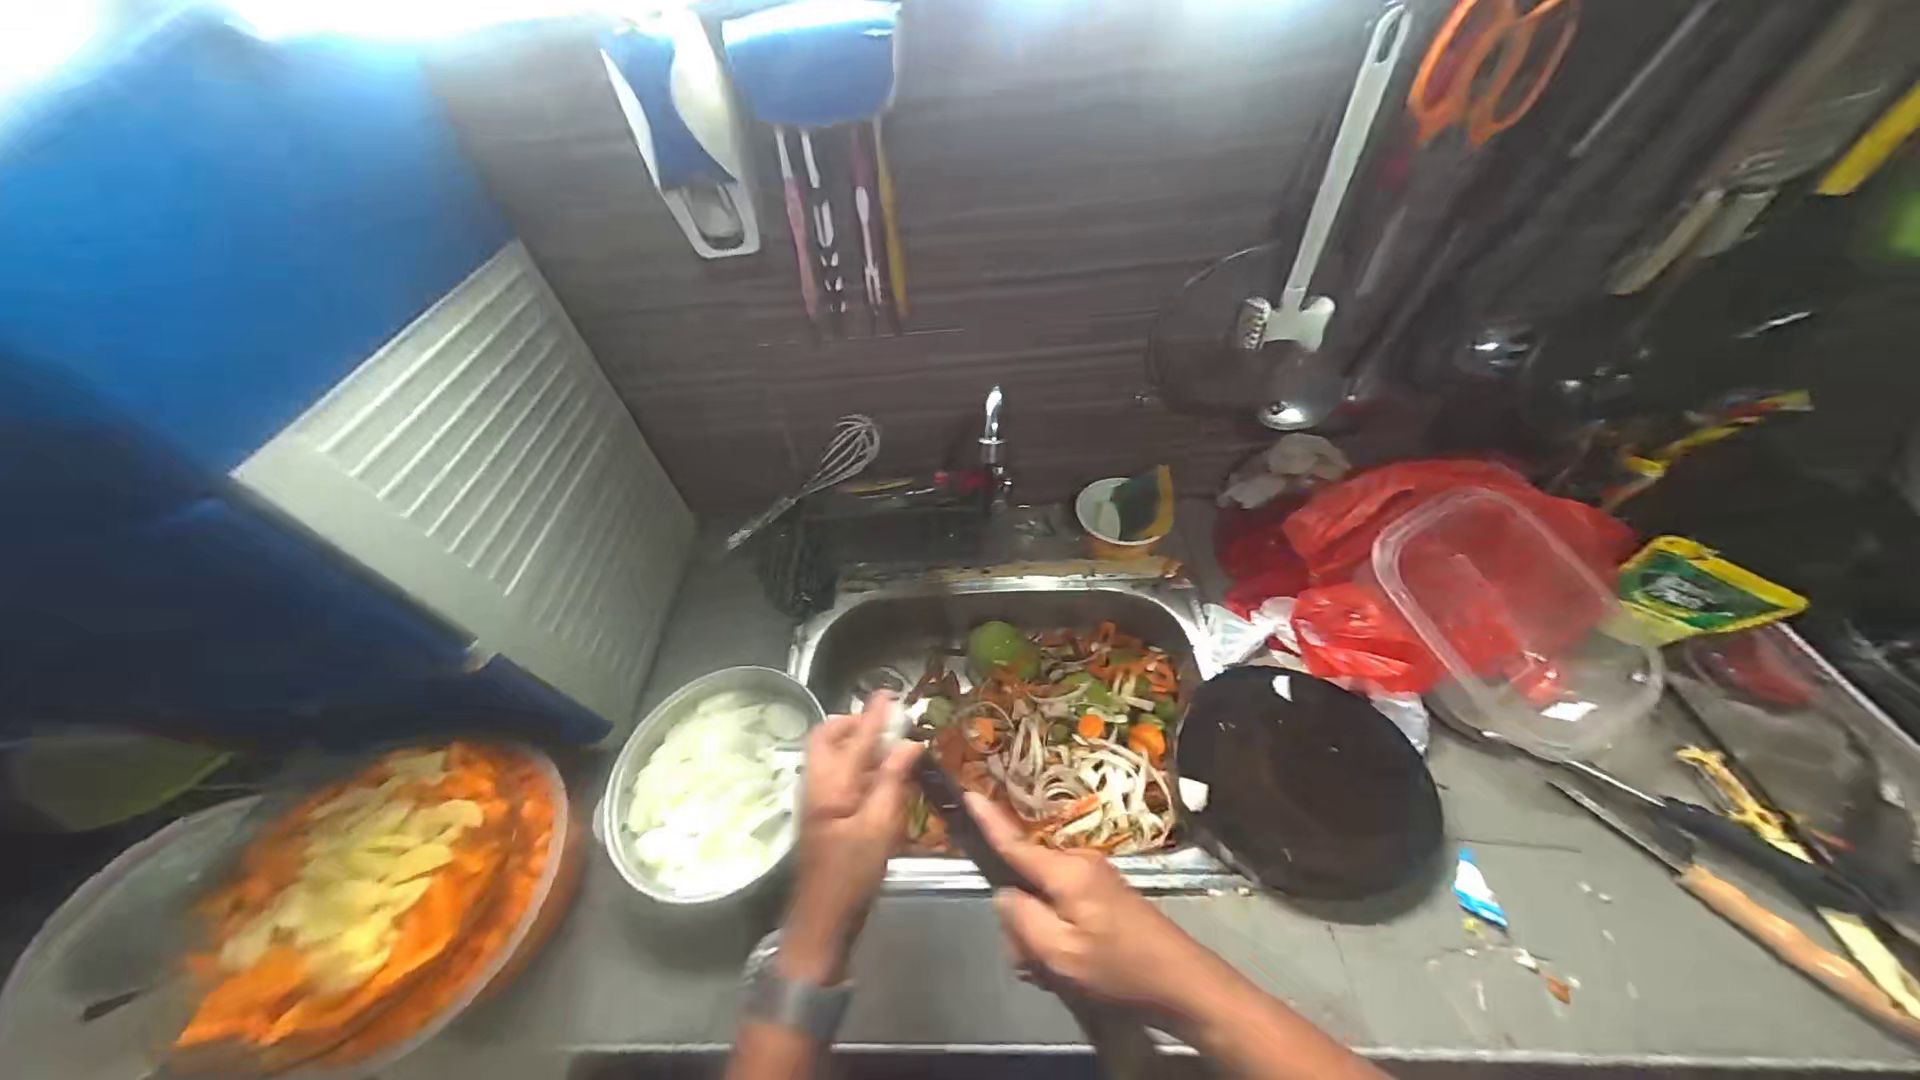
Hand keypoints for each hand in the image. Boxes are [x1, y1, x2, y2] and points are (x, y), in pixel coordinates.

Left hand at [781, 693, 917, 982]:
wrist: (821, 925)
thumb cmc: (851, 876)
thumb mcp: (879, 828)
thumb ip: (893, 781)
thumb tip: (908, 744)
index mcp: (831, 785)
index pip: (855, 738)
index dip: (874, 715)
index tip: (889, 694)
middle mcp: (818, 785)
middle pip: (828, 738)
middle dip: (854, 723)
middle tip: (885, 724)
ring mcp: (817, 801)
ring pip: (832, 755)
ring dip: (858, 744)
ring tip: (891, 747)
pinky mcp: (823, 816)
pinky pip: (839, 776)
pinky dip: (860, 766)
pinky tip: (884, 778)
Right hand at [967, 791, 1220, 1015]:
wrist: (1182, 979)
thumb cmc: (1121, 969)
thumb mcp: (1061, 955)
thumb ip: (1023, 921)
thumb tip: (1004, 894)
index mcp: (1065, 872)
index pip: (1015, 843)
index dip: (989, 820)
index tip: (968, 793)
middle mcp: (1077, 861)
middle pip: (1026, 879)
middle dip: (1021, 918)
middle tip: (1037, 962)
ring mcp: (1092, 873)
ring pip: (1042, 895)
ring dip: (1040, 930)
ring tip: (1059, 968)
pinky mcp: (1102, 888)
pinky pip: (1061, 901)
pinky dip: (1057, 928)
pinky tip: (1073, 962)